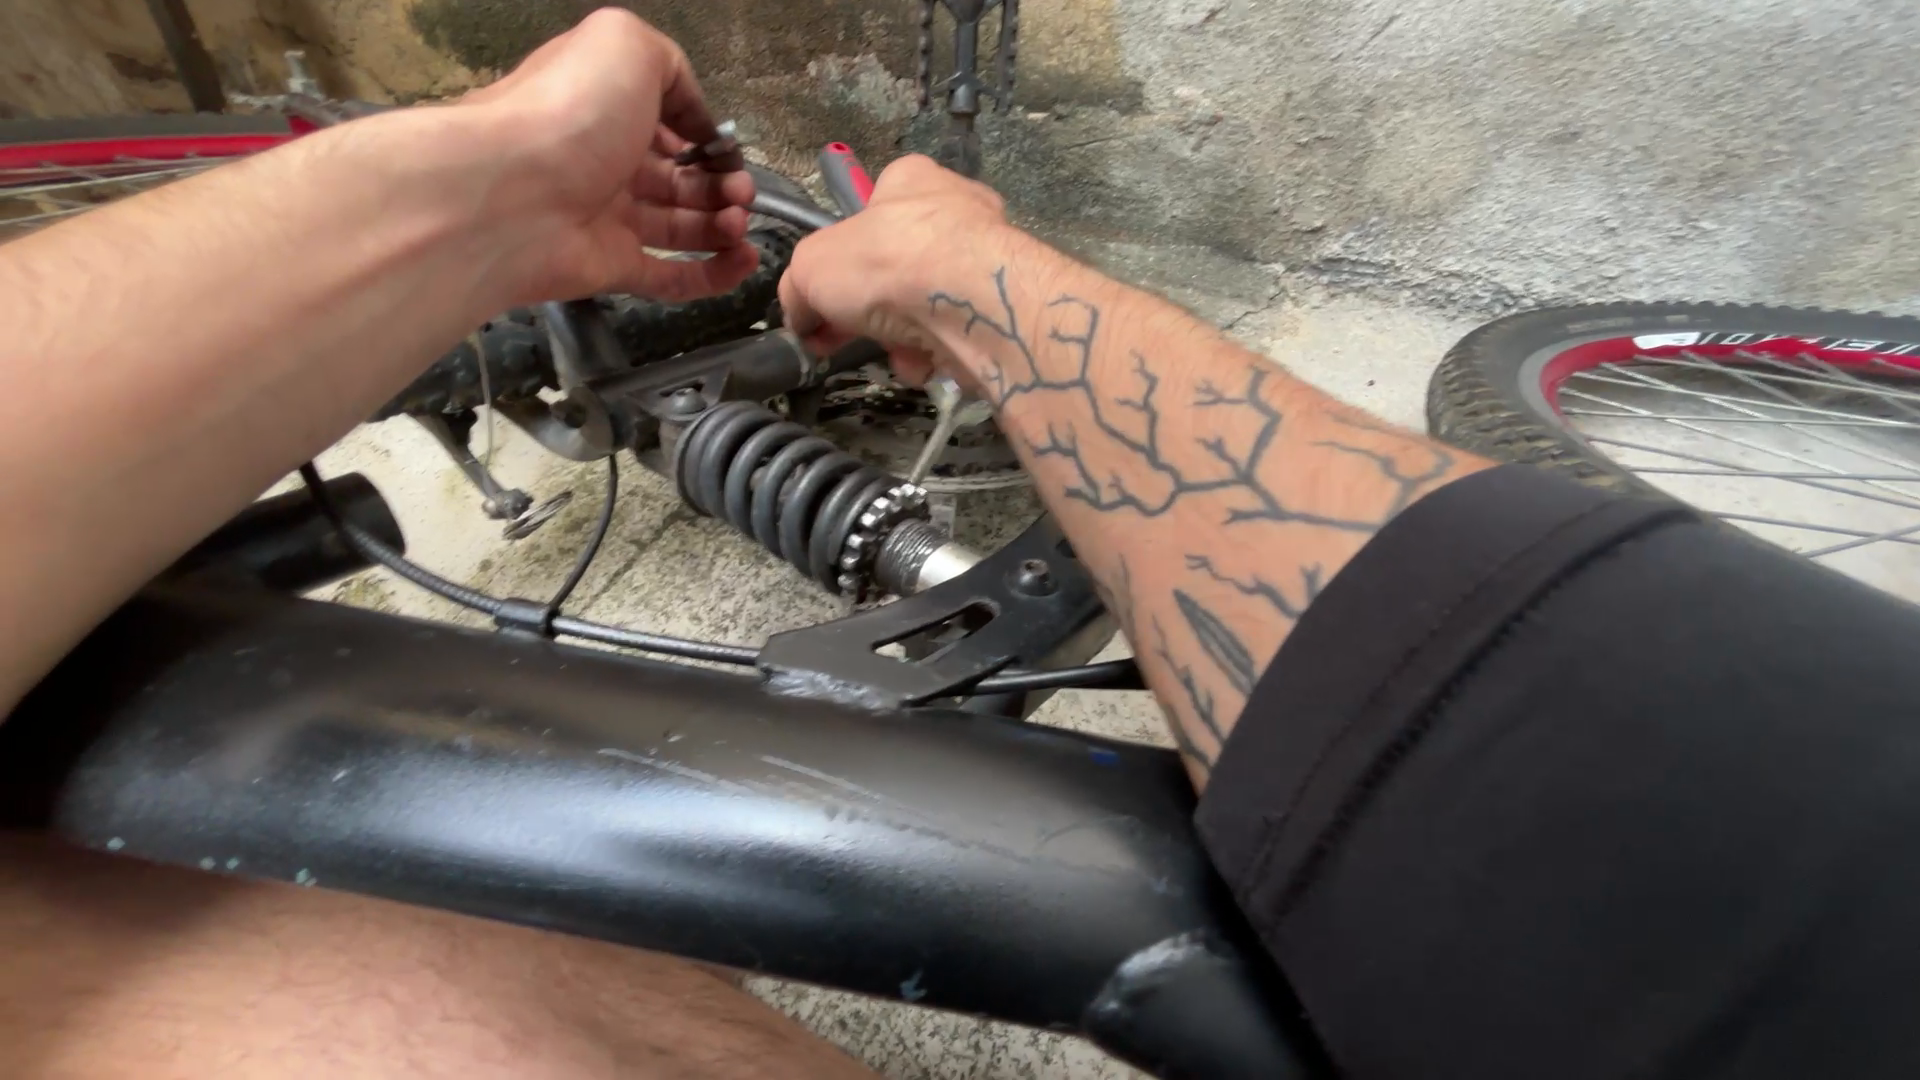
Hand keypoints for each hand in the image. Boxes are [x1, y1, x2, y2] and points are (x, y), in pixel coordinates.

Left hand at [457, 8, 758, 304]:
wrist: (512, 193)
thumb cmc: (572, 112)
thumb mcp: (626, 46)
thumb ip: (671, 68)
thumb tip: (696, 120)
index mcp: (606, 111)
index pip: (668, 128)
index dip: (706, 142)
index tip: (729, 153)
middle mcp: (607, 164)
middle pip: (681, 183)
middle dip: (722, 187)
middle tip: (742, 195)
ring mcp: (611, 221)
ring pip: (683, 229)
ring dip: (724, 226)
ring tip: (741, 224)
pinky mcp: (615, 270)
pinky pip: (675, 278)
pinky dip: (715, 274)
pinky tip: (746, 262)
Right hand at [777, 155, 1015, 384]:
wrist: (967, 302)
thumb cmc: (887, 263)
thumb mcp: (811, 267)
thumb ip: (797, 291)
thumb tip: (801, 319)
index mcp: (910, 181)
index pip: (871, 216)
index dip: (845, 263)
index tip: (829, 301)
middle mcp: (956, 211)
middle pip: (898, 272)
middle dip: (872, 312)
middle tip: (856, 336)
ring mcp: (986, 260)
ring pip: (926, 309)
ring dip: (902, 340)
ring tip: (898, 350)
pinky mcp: (1001, 307)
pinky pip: (955, 335)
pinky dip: (935, 354)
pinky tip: (927, 360)